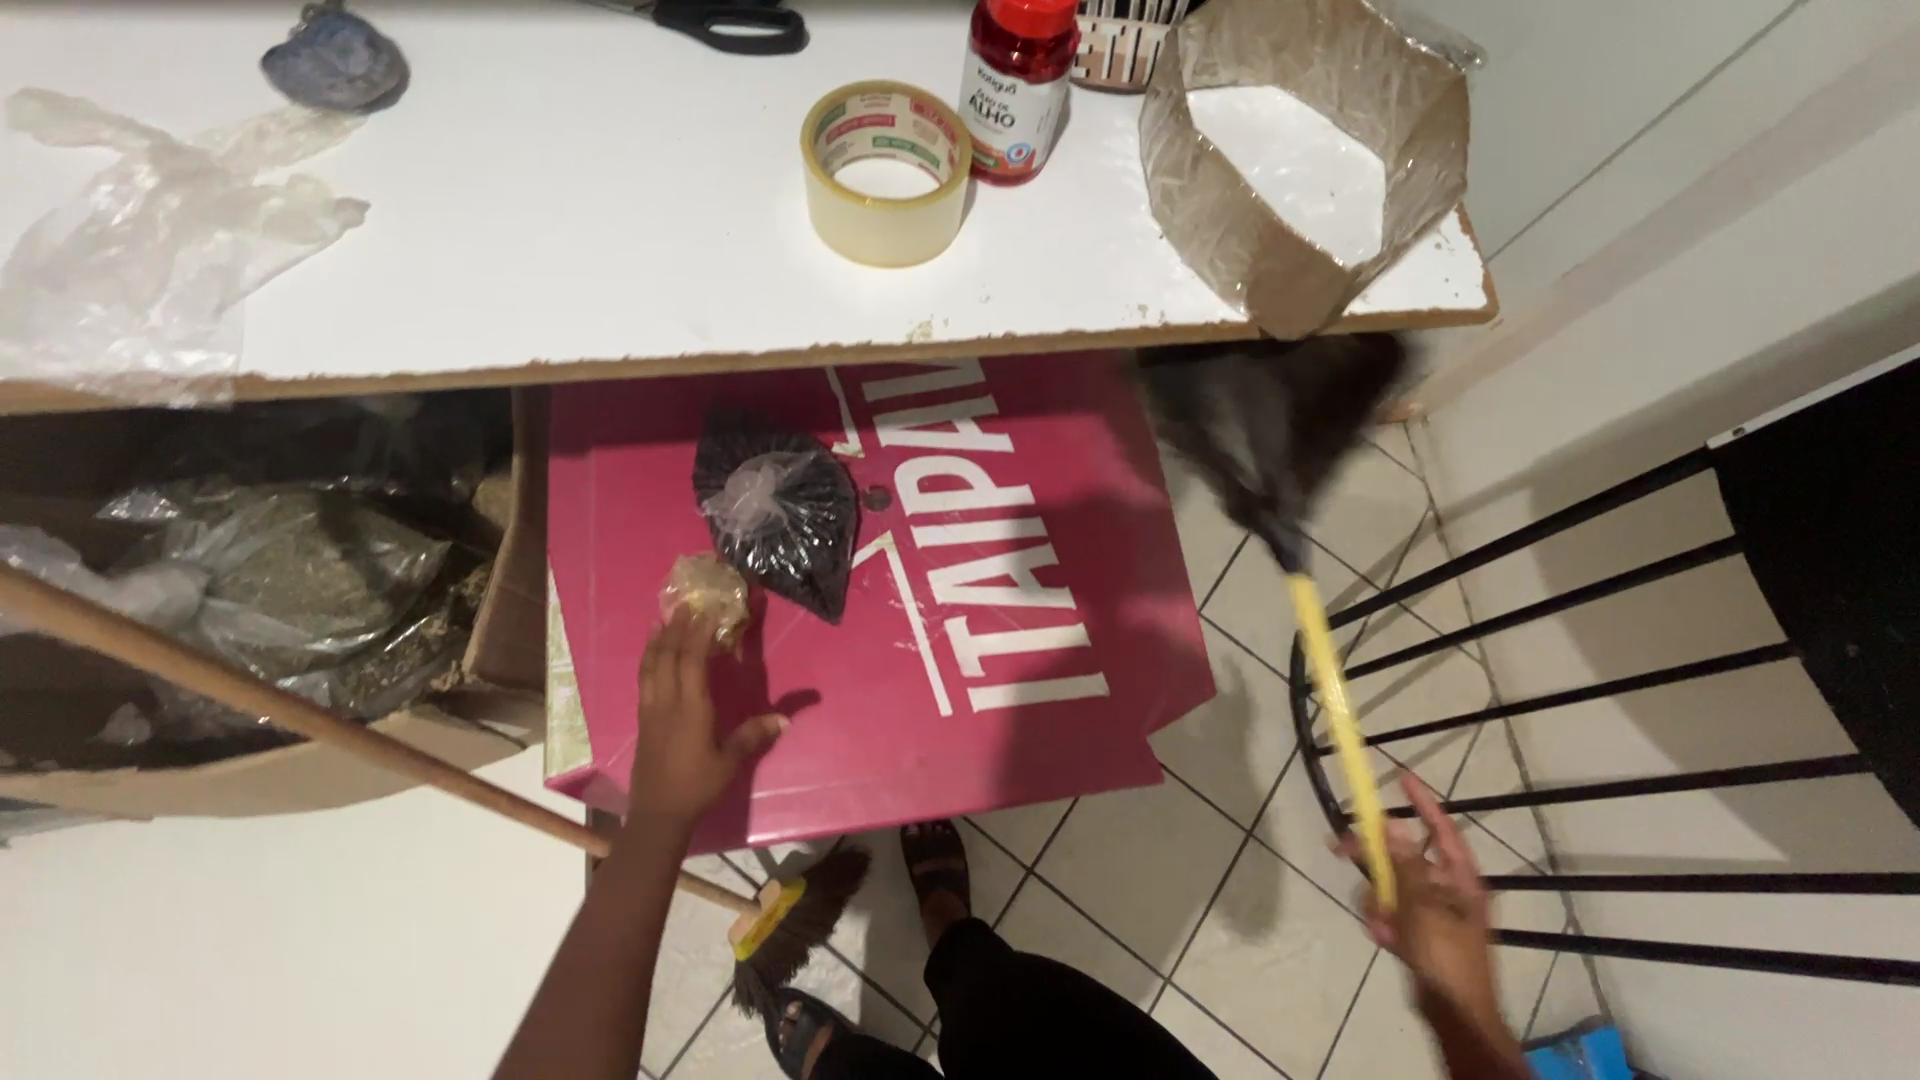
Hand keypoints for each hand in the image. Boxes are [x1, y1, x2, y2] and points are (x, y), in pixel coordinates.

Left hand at [624, 606, 785, 828]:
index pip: (692, 662)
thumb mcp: (730, 762)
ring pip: (650, 666)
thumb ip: (754, 735)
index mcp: (690, 710)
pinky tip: (651, 653)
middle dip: (678, 629)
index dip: (699, 635)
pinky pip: (644, 680)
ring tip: (663, 619)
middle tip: (686, 605)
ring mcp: (651, 711)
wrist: (658, 814)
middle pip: (668, 658)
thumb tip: (785, 718)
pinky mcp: (643, 721)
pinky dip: (648, 660)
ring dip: (657, 640)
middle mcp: (667, 704)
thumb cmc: (697, 786)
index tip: (707, 612)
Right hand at [1334, 774, 1500, 1023]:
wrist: (1454, 1013)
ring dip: (1379, 902)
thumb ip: (1406, 865)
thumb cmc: (1447, 958)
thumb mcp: (1424, 907)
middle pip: (1402, 856)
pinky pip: (1389, 910)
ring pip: (1389, 884)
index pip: (1441, 829)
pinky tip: (1386, 940)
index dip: (1422, 802)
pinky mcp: (1416, 929)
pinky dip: (1383, 921)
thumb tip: (1392, 823)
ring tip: (1382, 926)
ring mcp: (1431, 909)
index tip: (1400, 777)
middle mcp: (1447, 888)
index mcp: (1461, 879)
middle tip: (1341, 848)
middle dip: (1374, 860)